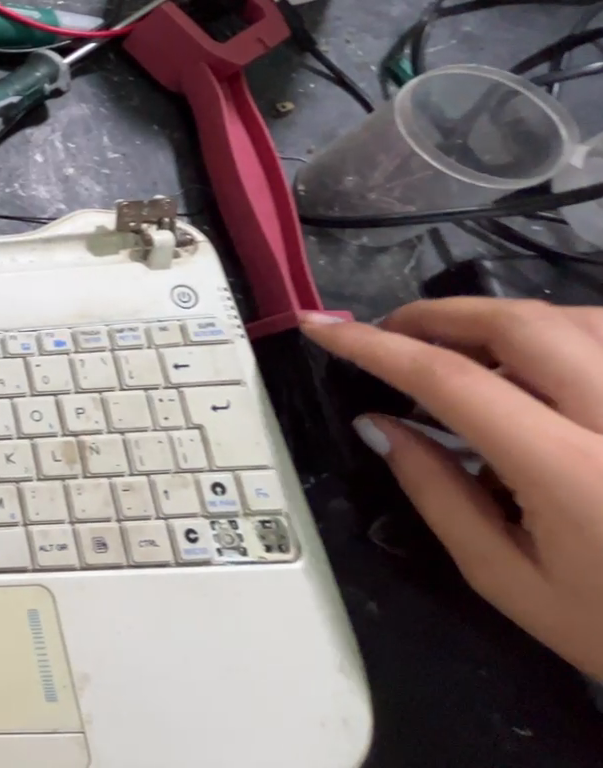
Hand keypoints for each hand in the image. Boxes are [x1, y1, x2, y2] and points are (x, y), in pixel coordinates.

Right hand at [304, 300, 602, 679]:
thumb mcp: (512, 581)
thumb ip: (438, 495)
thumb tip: (378, 424)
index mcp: (573, 472)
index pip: (449, 379)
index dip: (371, 344)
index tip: (320, 326)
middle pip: (521, 326)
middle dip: (438, 315)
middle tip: (392, 331)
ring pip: (583, 321)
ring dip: (507, 320)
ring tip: (466, 348)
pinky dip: (569, 335)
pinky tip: (543, 364)